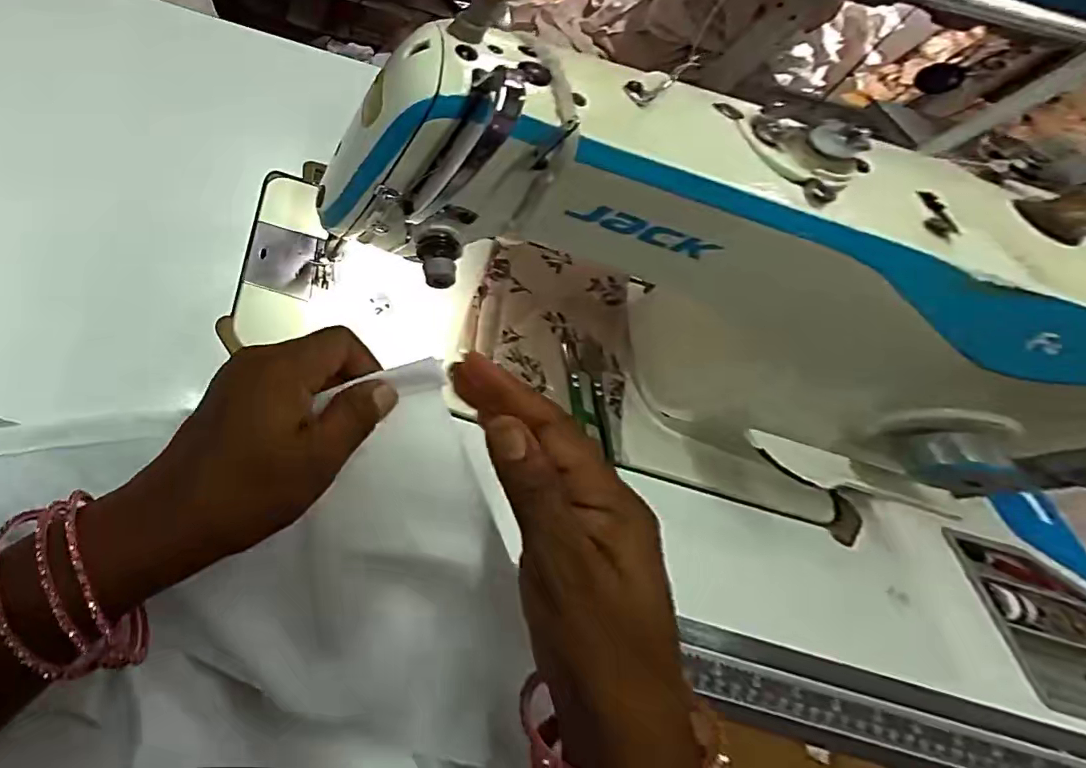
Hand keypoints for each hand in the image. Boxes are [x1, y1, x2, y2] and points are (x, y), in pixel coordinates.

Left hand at [108, 327, 396, 582]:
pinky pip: (270, 382)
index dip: (367, 366)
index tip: (372, 408)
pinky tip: (287, 443)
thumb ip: (354, 417)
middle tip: (350, 431)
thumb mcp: (316, 460)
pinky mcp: (223, 394)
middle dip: (342, 382)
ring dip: (317, 394)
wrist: (171, 516)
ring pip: (294, 367)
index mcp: (282, 365)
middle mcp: (256, 357)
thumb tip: (383, 387)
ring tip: (320, 442)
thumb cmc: (250, 490)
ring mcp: (235, 374)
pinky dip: (291, 401)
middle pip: (316, 350)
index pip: (340, 340)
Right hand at [451, 353, 699, 767]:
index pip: (553, 430)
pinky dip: (516, 457)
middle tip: (462, 368)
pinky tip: (502, 449)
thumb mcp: (562, 563)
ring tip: (474, 393)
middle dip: (508, 398)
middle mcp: (605, 503)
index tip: (468, 362)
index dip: (510, 392)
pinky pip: (543, 484)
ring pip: (548, 458)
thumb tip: (504, 423)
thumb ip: (534, 490)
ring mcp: (592, 525)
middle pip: (552, 437)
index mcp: (610, 500)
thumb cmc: (596, 643)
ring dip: (511, 422)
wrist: (623, 723)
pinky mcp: (575, 546)